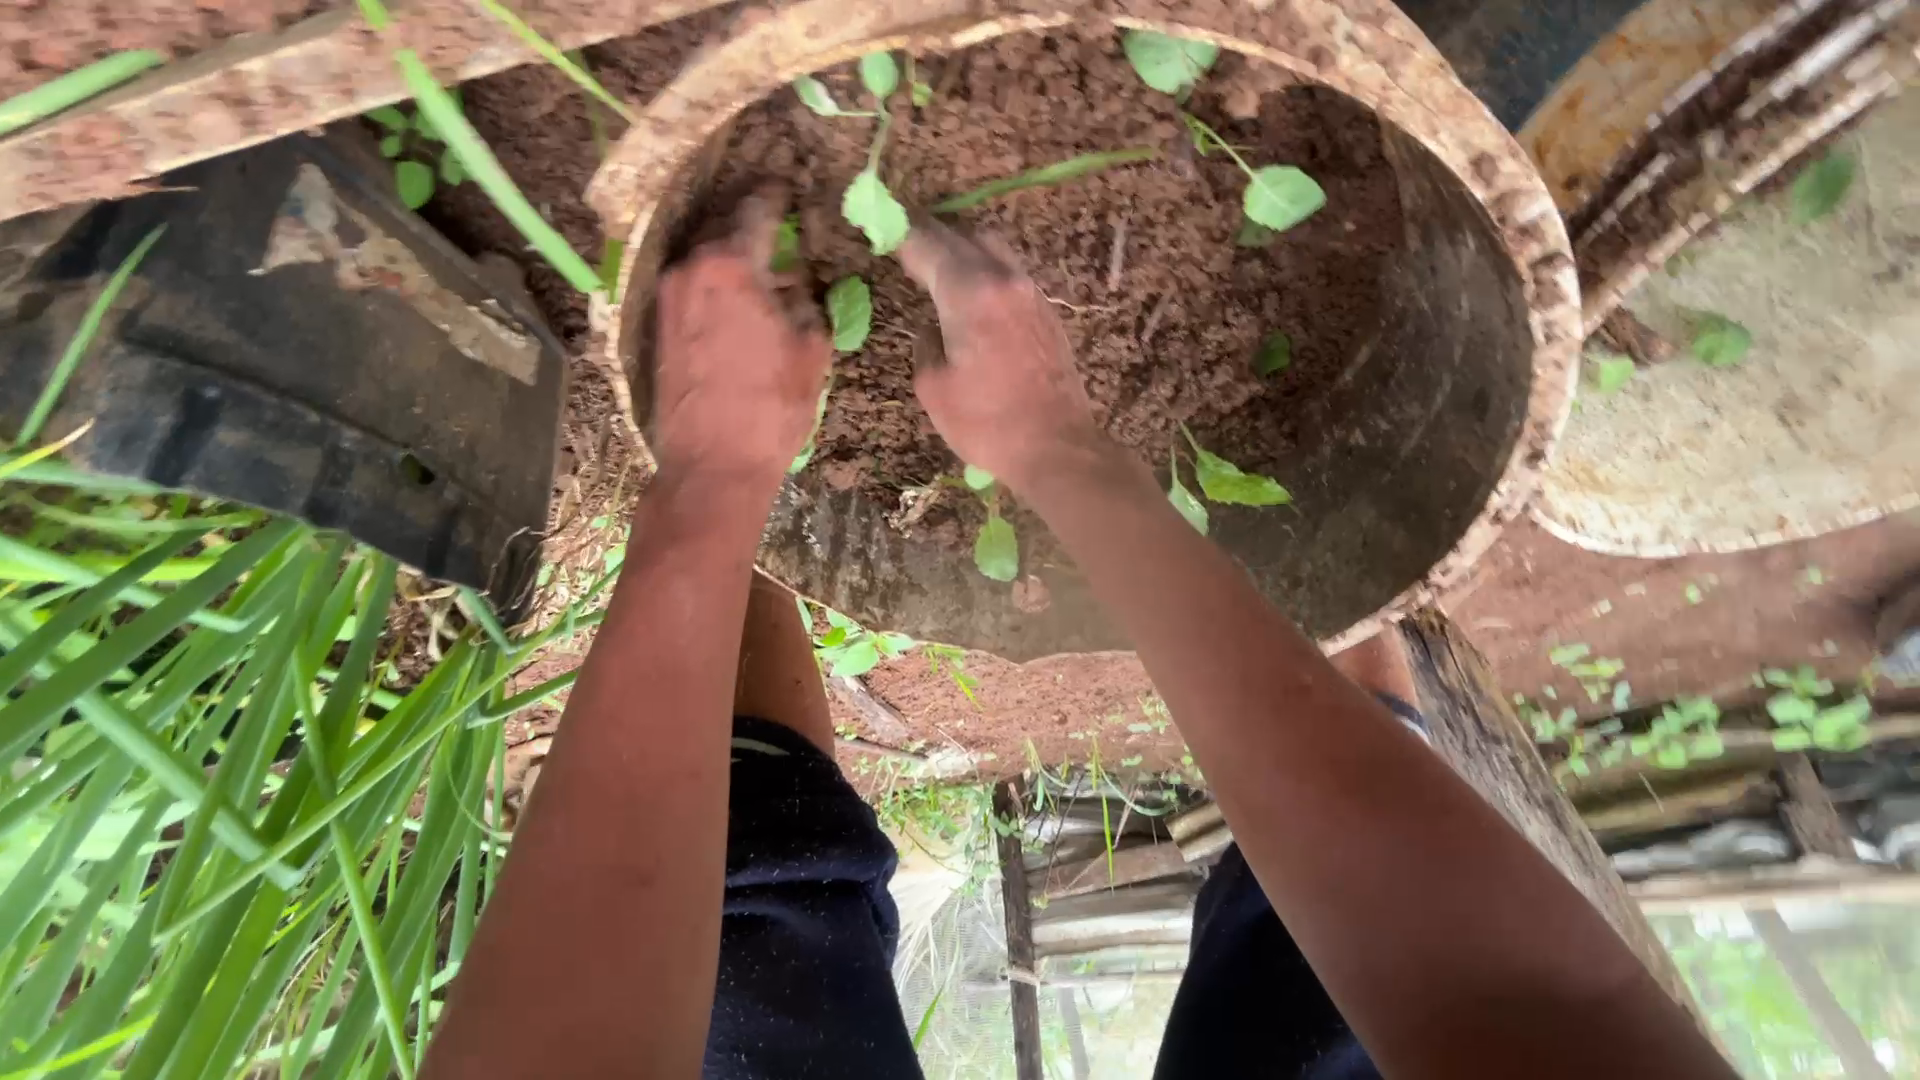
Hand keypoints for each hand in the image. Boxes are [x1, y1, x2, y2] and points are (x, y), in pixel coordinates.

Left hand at [652, 189, 830, 482]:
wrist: (713, 463)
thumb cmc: (772, 407)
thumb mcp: (811, 352)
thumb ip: (809, 304)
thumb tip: (800, 286)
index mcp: (731, 265)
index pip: (756, 209)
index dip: (775, 195)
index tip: (787, 188)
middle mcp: (690, 270)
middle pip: (721, 226)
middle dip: (749, 222)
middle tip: (776, 224)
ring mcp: (667, 299)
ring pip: (701, 257)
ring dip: (730, 255)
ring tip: (760, 266)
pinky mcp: (658, 327)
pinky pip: (689, 286)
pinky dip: (712, 282)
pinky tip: (735, 300)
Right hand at [896, 220, 1101, 490]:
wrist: (1056, 447)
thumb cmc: (987, 424)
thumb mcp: (933, 388)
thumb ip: (926, 344)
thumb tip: (933, 326)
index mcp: (970, 294)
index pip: (927, 246)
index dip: (900, 235)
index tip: (881, 230)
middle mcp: (1005, 280)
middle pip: (962, 237)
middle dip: (930, 235)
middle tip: (904, 242)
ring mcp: (1032, 294)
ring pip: (992, 249)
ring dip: (961, 248)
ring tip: (937, 264)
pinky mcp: (1047, 313)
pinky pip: (1010, 273)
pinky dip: (985, 270)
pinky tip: (972, 292)